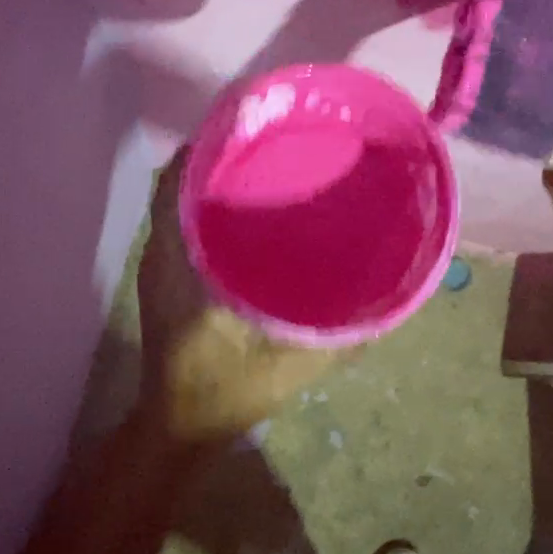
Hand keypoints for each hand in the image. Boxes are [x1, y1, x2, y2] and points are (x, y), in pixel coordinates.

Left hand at [134, 149, 341, 443]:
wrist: (178, 431)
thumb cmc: (227, 395)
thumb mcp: (292, 368)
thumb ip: (342, 335)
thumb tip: (392, 296)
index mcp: (181, 263)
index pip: (179, 183)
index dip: (208, 145)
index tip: (250, 122)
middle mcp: (163, 250)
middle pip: (180, 178)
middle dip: (219, 149)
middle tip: (271, 134)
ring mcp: (160, 260)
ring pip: (180, 195)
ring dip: (212, 171)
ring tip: (265, 156)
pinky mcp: (166, 272)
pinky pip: (182, 217)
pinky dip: (208, 197)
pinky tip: (251, 201)